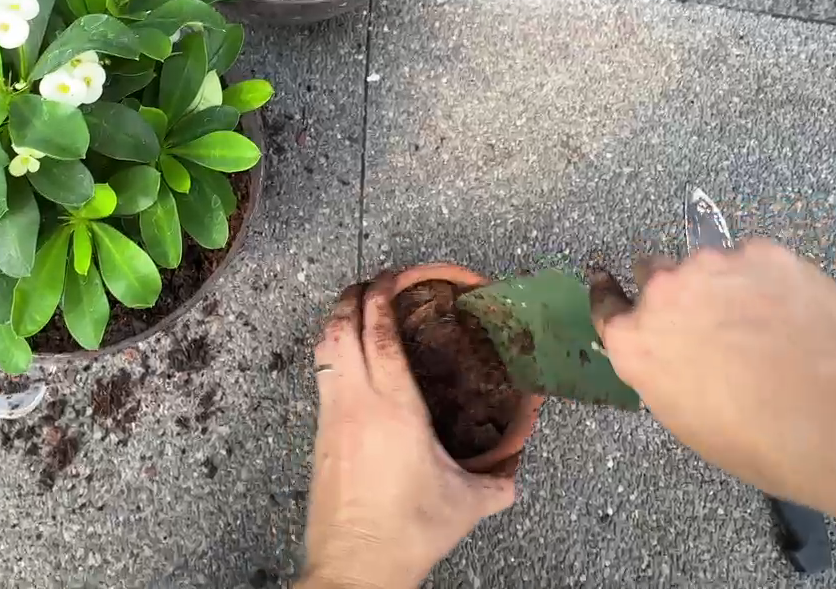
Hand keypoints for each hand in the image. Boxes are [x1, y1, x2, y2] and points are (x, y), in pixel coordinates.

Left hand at [298, 276, 516, 588]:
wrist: (354, 565)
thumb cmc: (409, 529)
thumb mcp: (464, 504)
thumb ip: (496, 481)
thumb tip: (516, 471)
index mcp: (394, 406)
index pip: (380, 332)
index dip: (382, 294)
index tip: (391, 275)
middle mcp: (356, 399)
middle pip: (341, 325)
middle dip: (353, 294)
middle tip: (371, 281)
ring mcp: (331, 413)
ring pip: (324, 346)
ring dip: (336, 317)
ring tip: (353, 307)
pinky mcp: (319, 431)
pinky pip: (320, 372)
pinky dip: (330, 348)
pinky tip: (345, 356)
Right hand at [590, 241, 835, 502]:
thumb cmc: (772, 443)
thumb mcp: (692, 421)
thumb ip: (664, 370)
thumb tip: (675, 351)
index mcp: (635, 342)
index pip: (603, 302)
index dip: (608, 293)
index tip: (607, 281)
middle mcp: (661, 293)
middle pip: (652, 273)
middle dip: (676, 291)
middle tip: (716, 321)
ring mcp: (710, 265)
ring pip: (707, 264)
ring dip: (726, 285)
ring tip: (771, 324)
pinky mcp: (759, 251)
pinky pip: (753, 259)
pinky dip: (768, 279)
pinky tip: (799, 313)